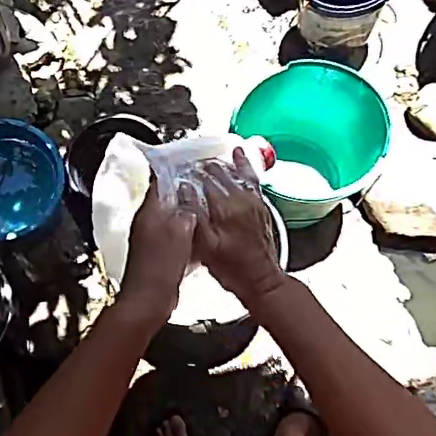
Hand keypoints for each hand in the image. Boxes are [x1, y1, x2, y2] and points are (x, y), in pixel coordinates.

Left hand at [116, 174, 195, 321]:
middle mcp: (147, 221)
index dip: (173, 170)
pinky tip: (201, 232)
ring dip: (186, 210)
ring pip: (171, 215)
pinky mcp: (159, 252)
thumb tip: (191, 196)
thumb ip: (185, 210)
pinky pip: (175, 232)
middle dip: (184, 190)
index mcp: (148, 211)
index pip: (158, 181)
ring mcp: (151, 237)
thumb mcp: (179, 230)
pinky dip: (187, 229)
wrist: (149, 299)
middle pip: (166, 197)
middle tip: (205, 183)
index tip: (190, 162)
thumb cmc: (160, 265)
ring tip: (207, 205)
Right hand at [192, 148, 287, 303]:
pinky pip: (251, 178)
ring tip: (203, 160)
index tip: (173, 170)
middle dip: (200, 168)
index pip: (202, 180)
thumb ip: (194, 215)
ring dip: (218, 165)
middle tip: (184, 166)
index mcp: (225, 206)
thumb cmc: (232, 267)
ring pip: (233, 173)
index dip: (186, 174)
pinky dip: (244, 164)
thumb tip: (183, 188)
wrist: (262, 281)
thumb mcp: (205, 246)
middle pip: (217, 173)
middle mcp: (241, 198)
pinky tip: (238, 155)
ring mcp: (253, 200)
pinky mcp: (260, 205)